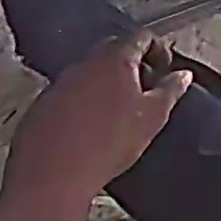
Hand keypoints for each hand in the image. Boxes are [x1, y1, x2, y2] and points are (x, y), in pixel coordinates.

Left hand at [2, 31, 191, 209]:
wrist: (51, 182)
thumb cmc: (109, 144)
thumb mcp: (153, 117)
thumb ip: (171, 90)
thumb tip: (183, 75)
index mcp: (115, 60)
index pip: (141, 38)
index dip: (158, 49)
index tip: (164, 68)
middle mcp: (83, 66)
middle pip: (112, 50)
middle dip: (130, 64)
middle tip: (143, 87)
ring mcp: (56, 87)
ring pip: (87, 74)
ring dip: (103, 84)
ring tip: (116, 111)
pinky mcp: (37, 110)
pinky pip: (65, 96)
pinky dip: (80, 103)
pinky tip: (88, 128)